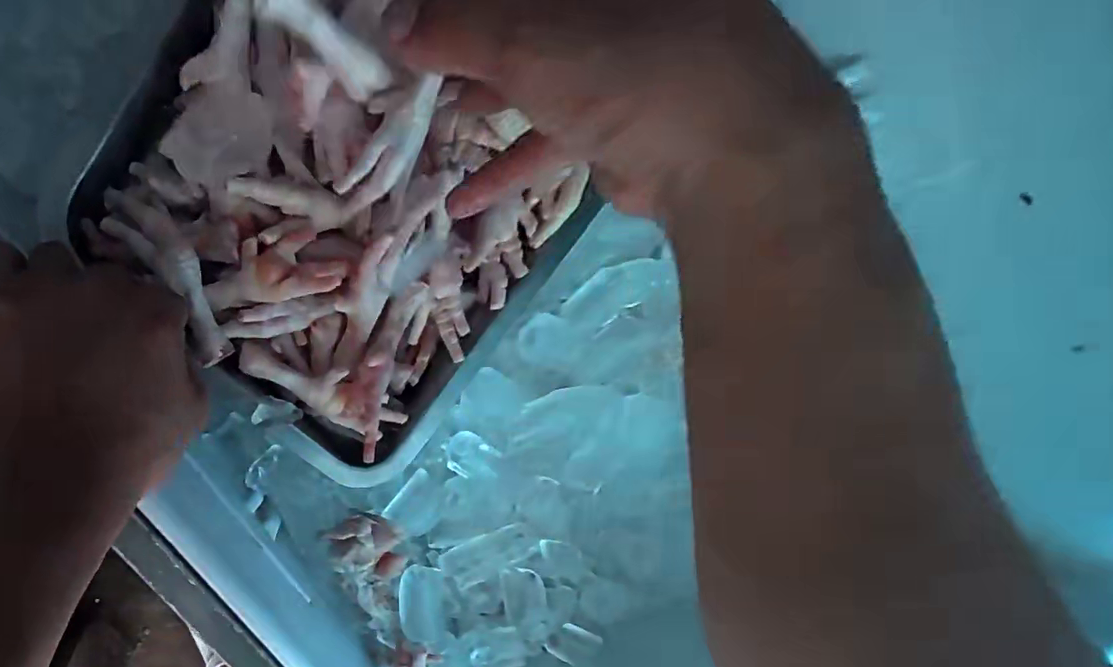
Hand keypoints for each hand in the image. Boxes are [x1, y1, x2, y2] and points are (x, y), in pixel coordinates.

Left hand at [0, 239, 206, 512]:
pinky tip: (8, 305)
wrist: (58, 481)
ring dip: (56, 290)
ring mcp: (47, 288)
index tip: (138, 353)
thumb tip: (174, 348)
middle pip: (108, 278)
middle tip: (92, 350)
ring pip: (54, 262)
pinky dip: (2, 274)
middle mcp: (105, 285)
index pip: (159, 299)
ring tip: (46, 331)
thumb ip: (187, 367)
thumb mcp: (190, 416)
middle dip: (105, 309)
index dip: (150, 329)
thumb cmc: (130, 457)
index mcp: (156, 313)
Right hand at [392, 0, 867, 224]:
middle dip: (462, 44)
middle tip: (412, 68)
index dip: (455, 5)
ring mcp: (613, 57)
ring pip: (530, 74)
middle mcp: (607, 2)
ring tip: (431, 124)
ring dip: (480, 101)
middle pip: (518, 18)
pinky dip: (507, 167)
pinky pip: (547, 136)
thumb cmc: (627, 69)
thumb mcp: (528, 44)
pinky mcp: (612, 117)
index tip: (410, 23)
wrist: (719, 151)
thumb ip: (458, 30)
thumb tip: (394, 25)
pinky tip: (463, 201)